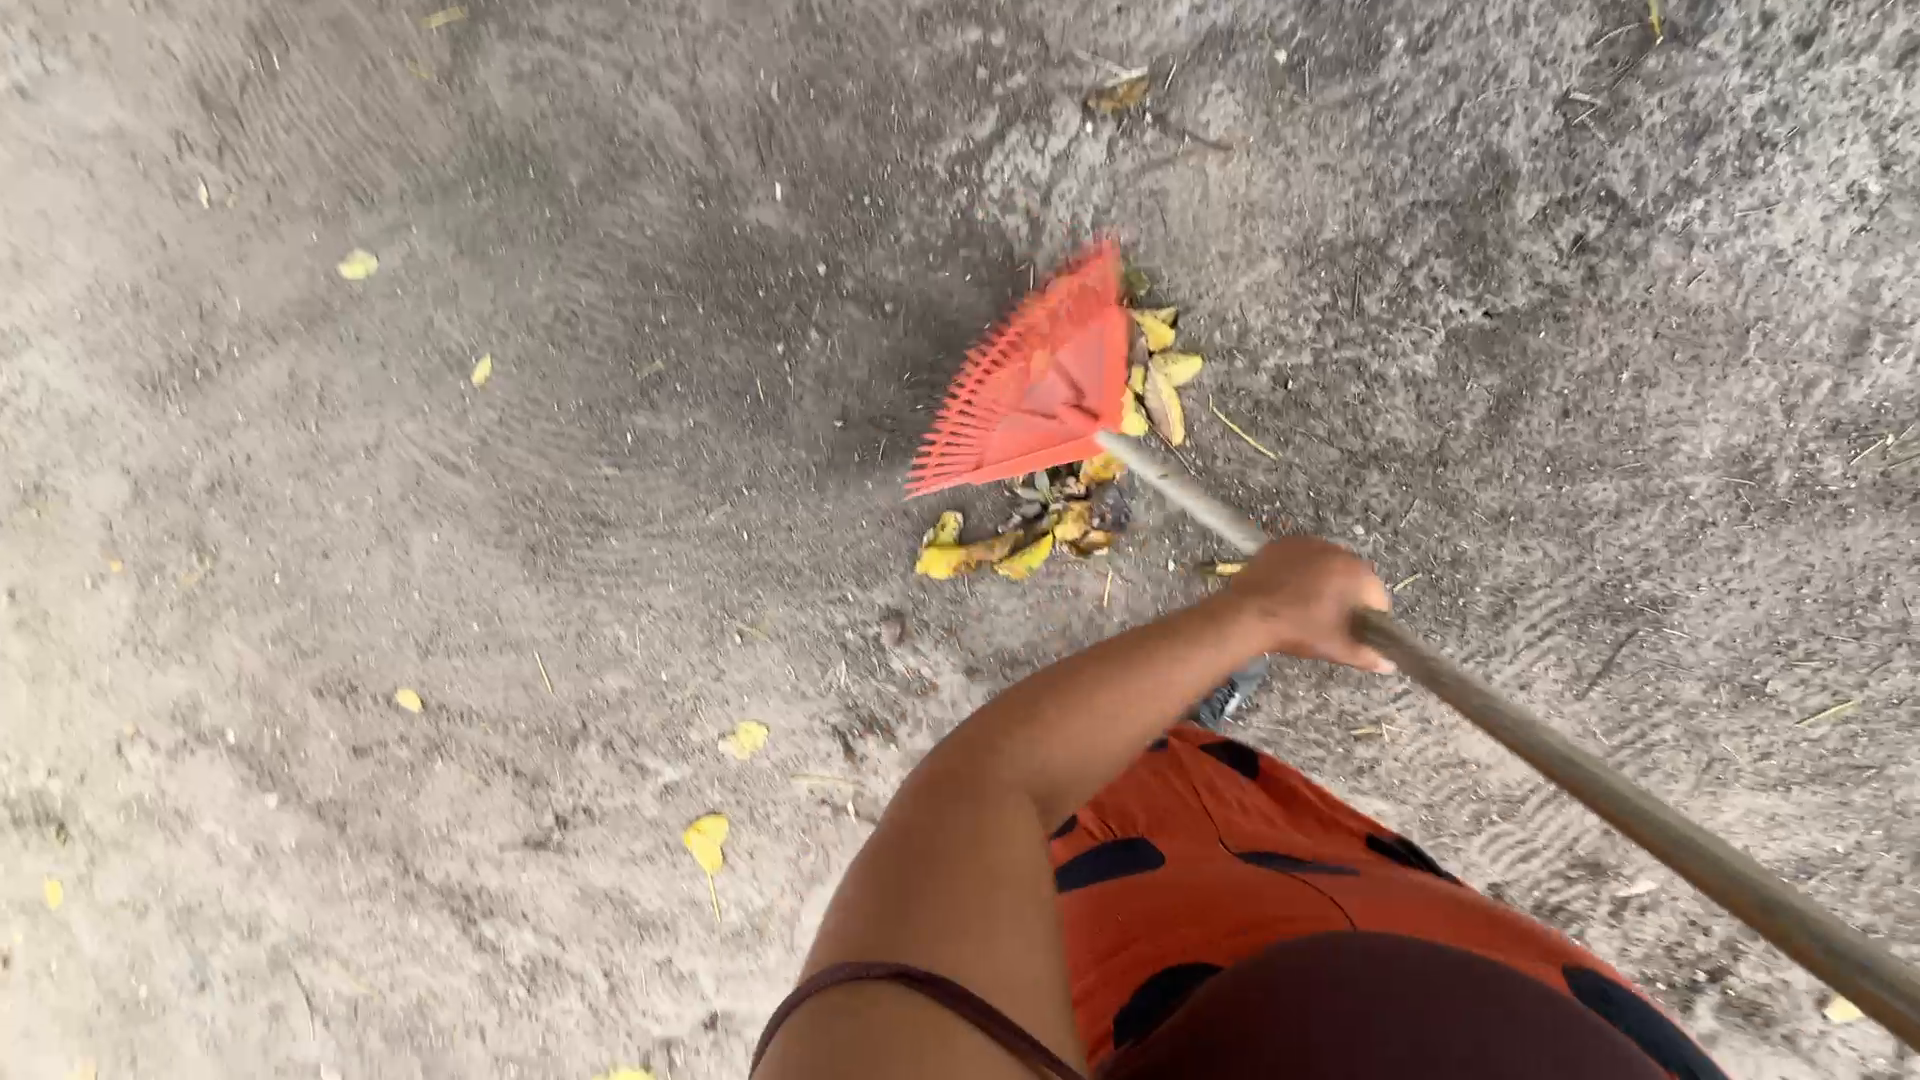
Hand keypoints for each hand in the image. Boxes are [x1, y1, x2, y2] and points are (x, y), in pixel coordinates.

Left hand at [1223, 536, 1394, 672]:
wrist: (1246, 615)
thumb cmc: (1296, 629)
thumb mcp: (1336, 647)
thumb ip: (1367, 655)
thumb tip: (1388, 664)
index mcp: (1356, 572)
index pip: (1377, 596)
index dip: (1370, 616)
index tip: (1356, 629)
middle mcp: (1335, 550)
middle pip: (1352, 576)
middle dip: (1347, 595)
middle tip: (1330, 617)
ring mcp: (1306, 543)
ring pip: (1326, 564)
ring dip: (1324, 580)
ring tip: (1307, 603)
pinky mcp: (1281, 544)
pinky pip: (1301, 557)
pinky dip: (1300, 569)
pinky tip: (1290, 588)